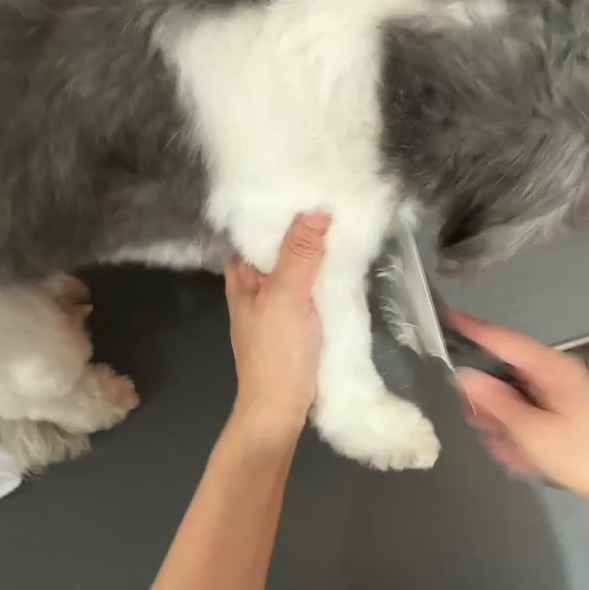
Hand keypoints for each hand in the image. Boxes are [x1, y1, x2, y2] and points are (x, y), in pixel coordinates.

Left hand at [224, 211, 327, 440]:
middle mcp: (257, 283)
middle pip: (281, 245)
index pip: (257, 227)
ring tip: (346, 221)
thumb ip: (300, 253)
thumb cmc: (275, 351)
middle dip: (305, 226)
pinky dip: (326, 276)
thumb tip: (316, 208)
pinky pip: (313, 289)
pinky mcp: (299, 321)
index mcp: (242, 273)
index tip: (309, 182)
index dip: (280, 206)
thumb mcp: (287, 296)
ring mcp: (278, 303)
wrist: (280, 407)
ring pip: (299, 267)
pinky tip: (346, 263)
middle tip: (337, 196)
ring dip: (318, 251)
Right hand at [452, 313, 588, 511]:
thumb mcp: (531, 431)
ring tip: (517, 453)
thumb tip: (462, 374)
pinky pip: (520, 418)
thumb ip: (494, 402)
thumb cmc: (581, 455)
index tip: (443, 316)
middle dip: (488, 405)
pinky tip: (526, 458)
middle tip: (490, 432)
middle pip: (501, 375)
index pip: (504, 339)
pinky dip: (515, 437)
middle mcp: (552, 374)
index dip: (472, 328)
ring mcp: (554, 395)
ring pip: (507, 401)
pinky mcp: (555, 415)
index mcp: (551, 367)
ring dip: (501, 427)